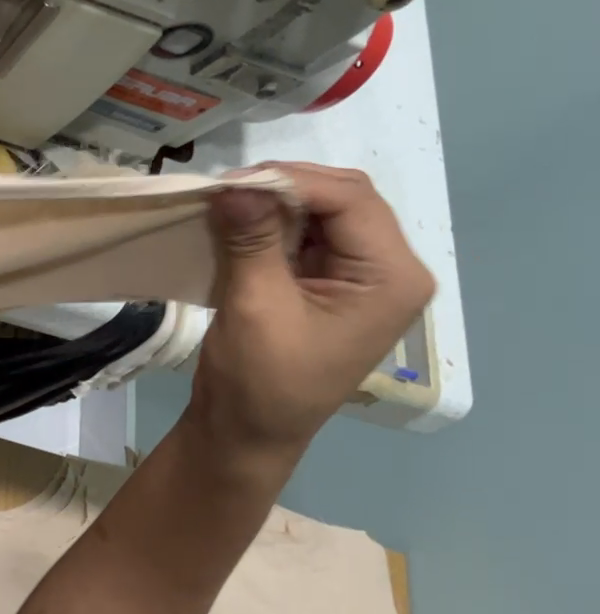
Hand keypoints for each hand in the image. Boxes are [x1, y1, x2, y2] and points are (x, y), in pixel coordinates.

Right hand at [190, 162, 435, 454]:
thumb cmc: (260, 378)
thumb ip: (251, 243)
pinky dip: (267, 228)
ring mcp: (356, 278)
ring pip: (321, 216)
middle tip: (221, 191)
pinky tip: (234, 228)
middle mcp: (387, 270)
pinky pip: (303, 239)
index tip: (227, 182)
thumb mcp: (255, 306)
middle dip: (283, 188)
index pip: (351, 201)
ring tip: (222, 206)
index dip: (291, 182)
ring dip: (272, 206)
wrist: (247, 431)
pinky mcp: (325, 286)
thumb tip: (233, 187)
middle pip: (343, 201)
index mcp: (390, 276)